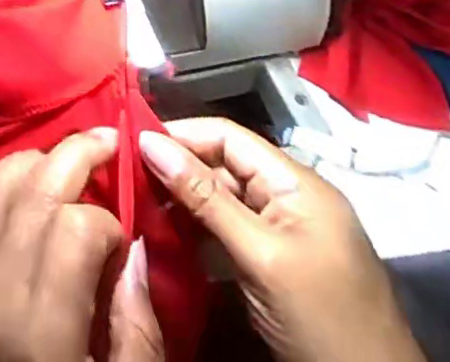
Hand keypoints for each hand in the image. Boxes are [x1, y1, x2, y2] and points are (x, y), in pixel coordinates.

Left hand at [0, 128, 162, 361]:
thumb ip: (136, 322)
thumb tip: (137, 244)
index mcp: (35, 328)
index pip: (71, 224)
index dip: (108, 221)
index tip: (122, 244)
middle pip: (33, 185)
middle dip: (80, 153)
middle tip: (112, 143)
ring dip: (41, 161)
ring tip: (75, 167)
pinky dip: (13, 185)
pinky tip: (39, 196)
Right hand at [138, 118, 424, 361]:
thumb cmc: (322, 316)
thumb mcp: (260, 255)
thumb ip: (206, 199)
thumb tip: (151, 144)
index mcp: (294, 180)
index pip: (228, 136)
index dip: (181, 134)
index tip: (133, 142)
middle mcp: (287, 195)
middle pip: (223, 166)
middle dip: (177, 168)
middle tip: (127, 178)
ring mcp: (283, 230)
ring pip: (223, 199)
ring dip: (183, 201)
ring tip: (138, 204)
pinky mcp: (275, 261)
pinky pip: (230, 231)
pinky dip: (199, 231)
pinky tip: (167, 236)